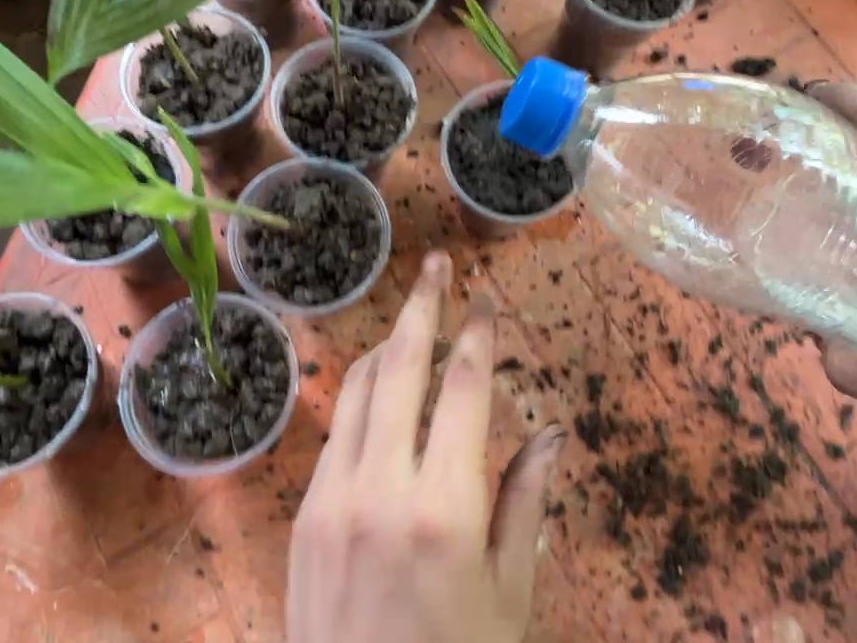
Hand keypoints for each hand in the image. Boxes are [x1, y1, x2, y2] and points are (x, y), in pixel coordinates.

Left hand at [288, 252, 566, 642]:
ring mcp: (332, 496)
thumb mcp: (510, 593)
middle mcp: (380, 486)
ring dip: (389, 343)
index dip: (479, 335)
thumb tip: (552, 432)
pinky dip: (363, 393)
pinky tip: (384, 385)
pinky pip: (338, 429)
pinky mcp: (304, 512)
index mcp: (444, 508)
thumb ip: (527, 503)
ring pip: (359, 388)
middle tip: (438, 263)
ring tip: (415, 316)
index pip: (463, 390)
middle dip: (423, 305)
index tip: (487, 299)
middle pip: (401, 366)